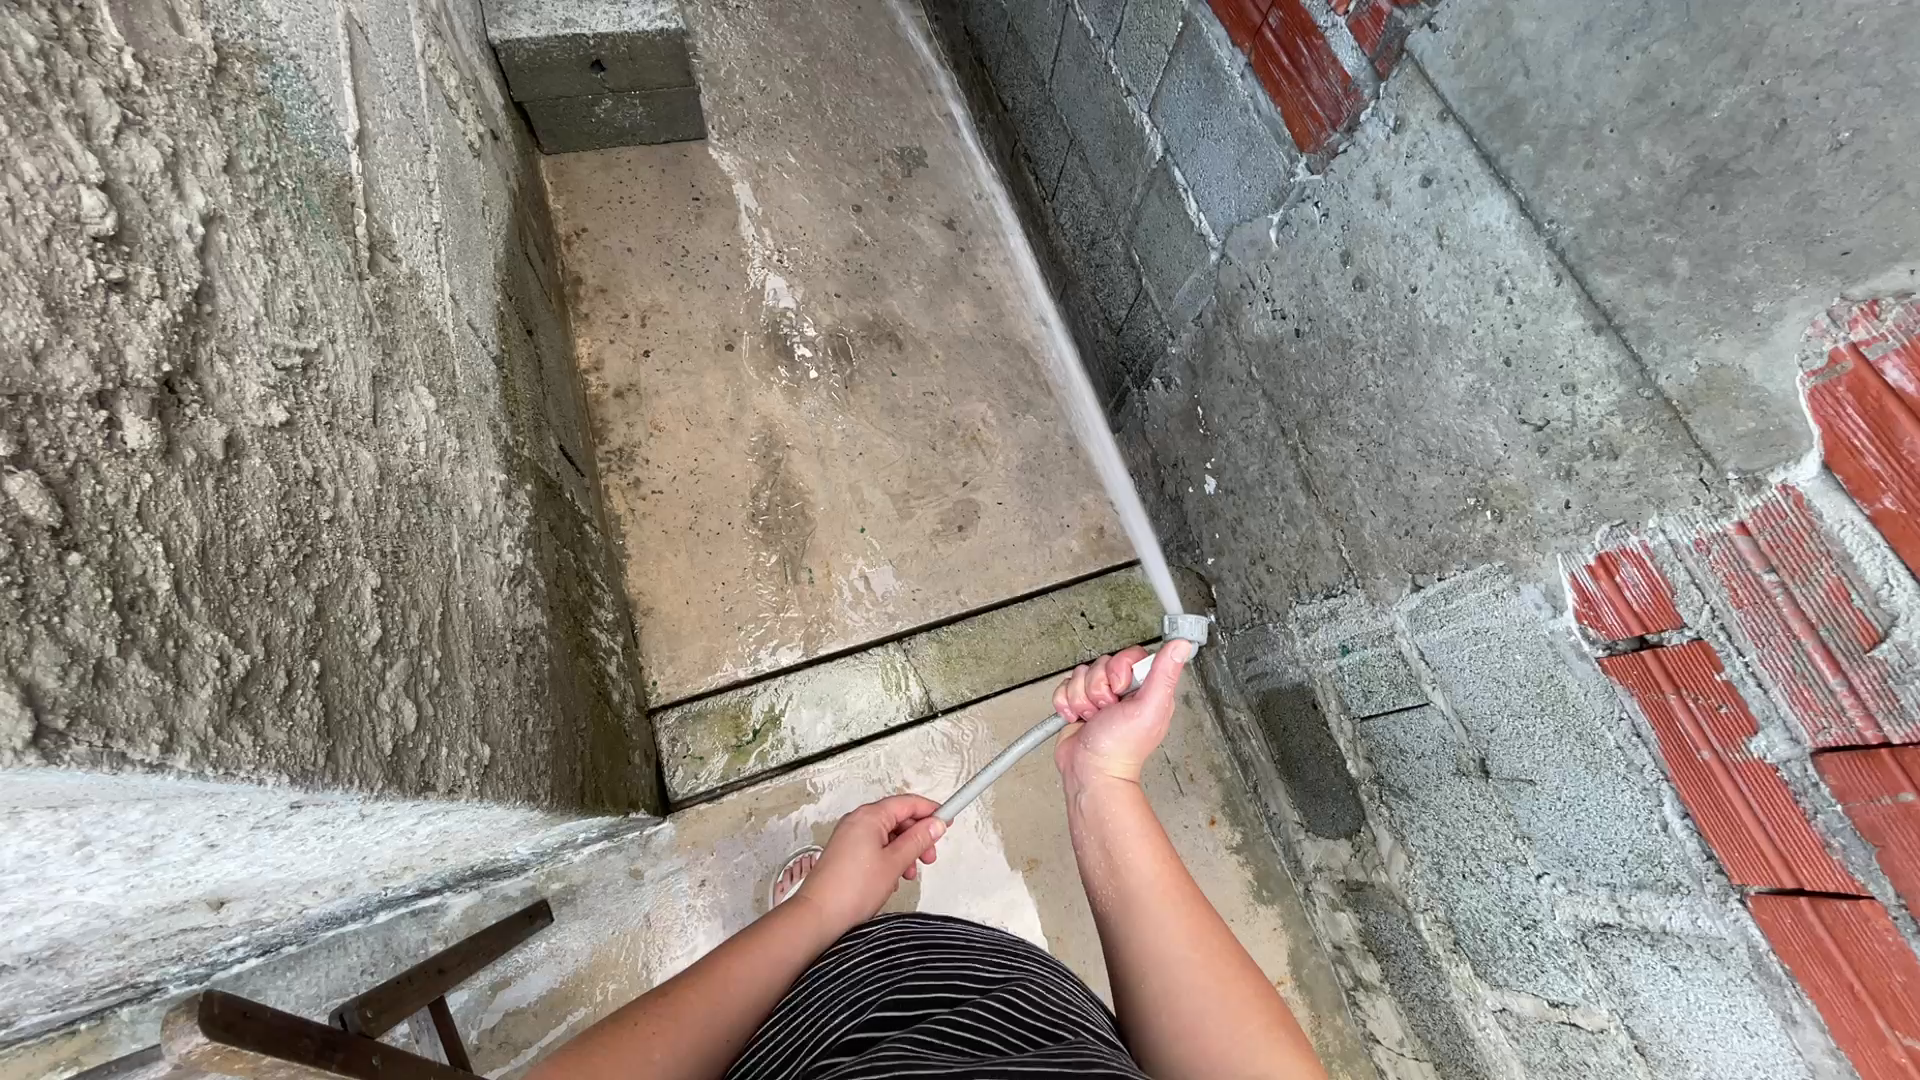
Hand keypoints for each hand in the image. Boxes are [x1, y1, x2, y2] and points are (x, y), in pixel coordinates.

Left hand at [791, 794, 944, 933]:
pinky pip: (875, 847)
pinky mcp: (845, 853)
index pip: (907, 803)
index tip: (947, 821)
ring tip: (910, 874)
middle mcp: (857, 821)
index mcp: (869, 816)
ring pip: (887, 835)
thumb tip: (936, 824)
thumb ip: (918, 840)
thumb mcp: (895, 863)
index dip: (929, 811)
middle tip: (930, 856)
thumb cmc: (852, 890)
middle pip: (897, 819)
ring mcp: (849, 837)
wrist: (818, 917)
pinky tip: (893, 879)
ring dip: (904, 851)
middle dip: (917, 836)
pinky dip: (889, 858)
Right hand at [1052, 640, 1191, 788]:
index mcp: (1145, 688)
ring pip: (1080, 674)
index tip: (1120, 689)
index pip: (1128, 655)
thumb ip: (1164, 674)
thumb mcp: (1149, 708)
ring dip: (1081, 699)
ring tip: (1093, 718)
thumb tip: (1182, 645)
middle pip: (1101, 664)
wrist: (1090, 772)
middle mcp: (1122, 691)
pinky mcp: (1078, 704)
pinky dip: (1066, 704)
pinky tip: (1078, 719)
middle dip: (1097, 688)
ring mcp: (1098, 697)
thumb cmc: (1121, 748)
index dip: (1118, 668)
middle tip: (1106, 709)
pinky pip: (1064, 687)